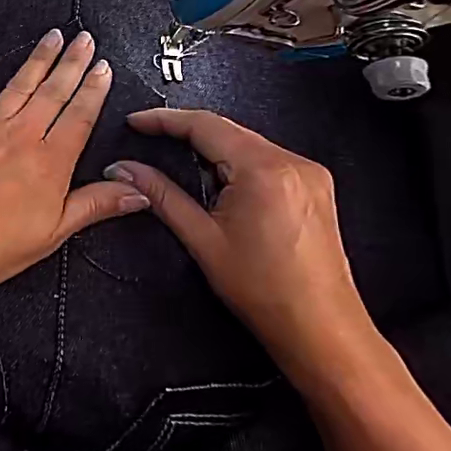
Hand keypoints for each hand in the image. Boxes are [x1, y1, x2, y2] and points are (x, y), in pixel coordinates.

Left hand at [0, 28, 150, 291]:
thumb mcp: (51, 234)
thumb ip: (94, 207)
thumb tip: (134, 195)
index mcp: (49, 162)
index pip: (81, 115)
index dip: (95, 89)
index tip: (103, 69)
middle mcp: (23, 134)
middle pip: (56, 90)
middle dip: (74, 62)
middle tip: (86, 40)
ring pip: (22, 81)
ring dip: (41, 56)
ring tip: (55, 35)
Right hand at [107, 109, 369, 371]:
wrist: (322, 331)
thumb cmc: (268, 294)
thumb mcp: (203, 240)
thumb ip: (162, 196)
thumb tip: (128, 170)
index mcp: (263, 169)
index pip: (204, 124)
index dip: (165, 120)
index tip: (138, 122)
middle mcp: (292, 161)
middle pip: (227, 129)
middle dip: (187, 134)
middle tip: (152, 141)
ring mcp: (308, 171)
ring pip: (247, 142)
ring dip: (214, 150)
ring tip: (186, 170)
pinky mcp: (316, 184)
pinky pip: (268, 158)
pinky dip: (240, 163)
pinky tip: (225, 185)